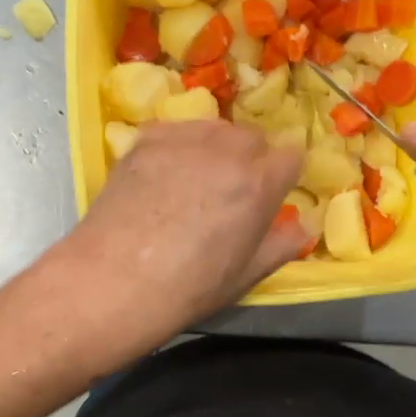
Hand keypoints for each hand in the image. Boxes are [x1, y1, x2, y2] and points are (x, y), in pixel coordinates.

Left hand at [50, 120, 305, 347]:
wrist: (115, 280)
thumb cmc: (188, 287)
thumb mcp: (246, 276)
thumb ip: (281, 245)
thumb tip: (300, 226)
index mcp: (259, 184)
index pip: (291, 156)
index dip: (283, 176)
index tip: (270, 195)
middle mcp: (226, 150)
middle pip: (252, 138)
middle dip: (250, 161)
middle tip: (230, 194)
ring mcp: (183, 140)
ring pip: (214, 129)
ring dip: (215, 148)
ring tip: (197, 181)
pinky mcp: (145, 140)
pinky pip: (176, 130)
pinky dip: (179, 145)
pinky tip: (165, 174)